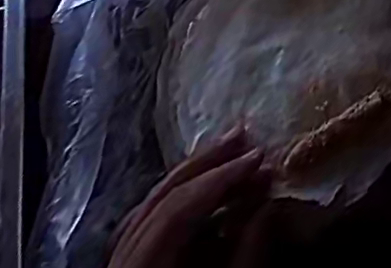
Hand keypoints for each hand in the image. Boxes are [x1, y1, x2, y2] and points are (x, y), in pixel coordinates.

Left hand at [109, 130, 271, 267]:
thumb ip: (245, 255)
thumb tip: (271, 204)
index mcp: (139, 266)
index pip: (178, 208)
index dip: (220, 178)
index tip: (259, 156)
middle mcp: (121, 258)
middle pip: (163, 196)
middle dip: (208, 165)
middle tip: (245, 135)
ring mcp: (119, 259)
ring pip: (154, 203)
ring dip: (197, 177)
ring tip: (233, 153)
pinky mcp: (128, 263)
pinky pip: (149, 221)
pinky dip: (182, 201)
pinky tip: (209, 191)